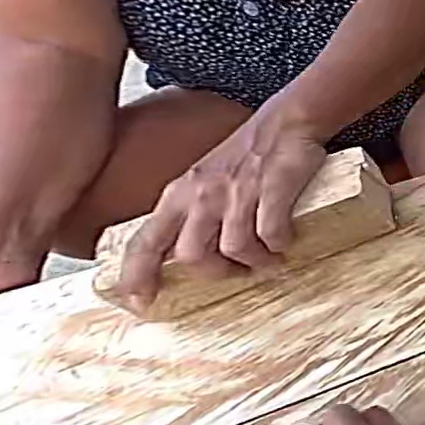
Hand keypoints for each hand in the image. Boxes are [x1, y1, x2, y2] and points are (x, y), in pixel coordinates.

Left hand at [119, 115, 328, 301]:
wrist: (285, 124)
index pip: (144, 243)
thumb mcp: (205, 179)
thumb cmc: (249, 152)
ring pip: (233, 246)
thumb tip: (195, 247)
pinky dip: (279, 243)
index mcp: (178, 196)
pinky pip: (270, 229)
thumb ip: (195, 209)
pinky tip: (287, 242)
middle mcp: (201, 197)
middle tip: (240, 274)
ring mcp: (237, 193)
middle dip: (218, 272)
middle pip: (191, 254)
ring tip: (271, 262)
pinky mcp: (272, 189)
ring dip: (254, 261)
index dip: (137, 276)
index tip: (141, 300)